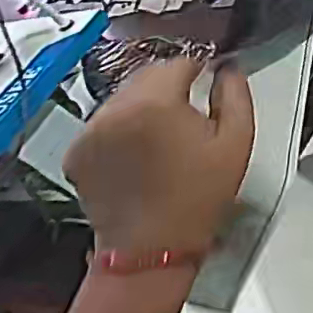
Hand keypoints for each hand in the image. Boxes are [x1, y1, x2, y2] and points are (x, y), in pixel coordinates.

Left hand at [64, 57, 254, 255]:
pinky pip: (104, 121)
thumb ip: (235, 94)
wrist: (153, 250)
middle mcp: (115, 110)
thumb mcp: (236, 142)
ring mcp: (90, 131)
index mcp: (154, 104)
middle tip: (186, 118)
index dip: (197, 70)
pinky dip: (121, 127)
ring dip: (143, 106)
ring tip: (161, 140)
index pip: (177, 63)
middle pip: (147, 76)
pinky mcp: (76, 151)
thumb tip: (227, 68)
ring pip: (123, 97)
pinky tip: (138, 154)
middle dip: (169, 88)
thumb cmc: (198, 198)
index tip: (207, 83)